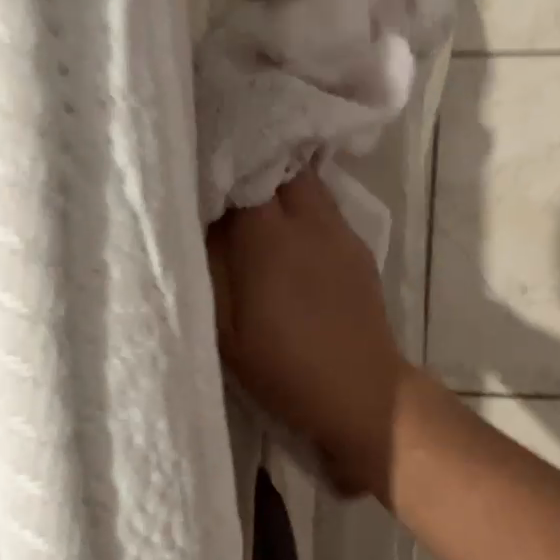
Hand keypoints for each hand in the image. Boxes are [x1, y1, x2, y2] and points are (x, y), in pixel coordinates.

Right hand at [207, 170, 413, 494]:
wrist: (363, 394)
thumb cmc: (286, 371)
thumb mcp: (227, 332)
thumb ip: (211, 270)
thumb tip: (202, 223)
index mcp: (270, 239)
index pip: (243, 171)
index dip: (219, 166)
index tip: (196, 173)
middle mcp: (310, 222)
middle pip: (279, 165)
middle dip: (251, 167)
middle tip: (222, 187)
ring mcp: (340, 233)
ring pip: (306, 184)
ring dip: (278, 186)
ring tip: (253, 208)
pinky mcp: (358, 250)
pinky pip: (324, 209)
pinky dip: (301, 209)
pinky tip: (288, 236)